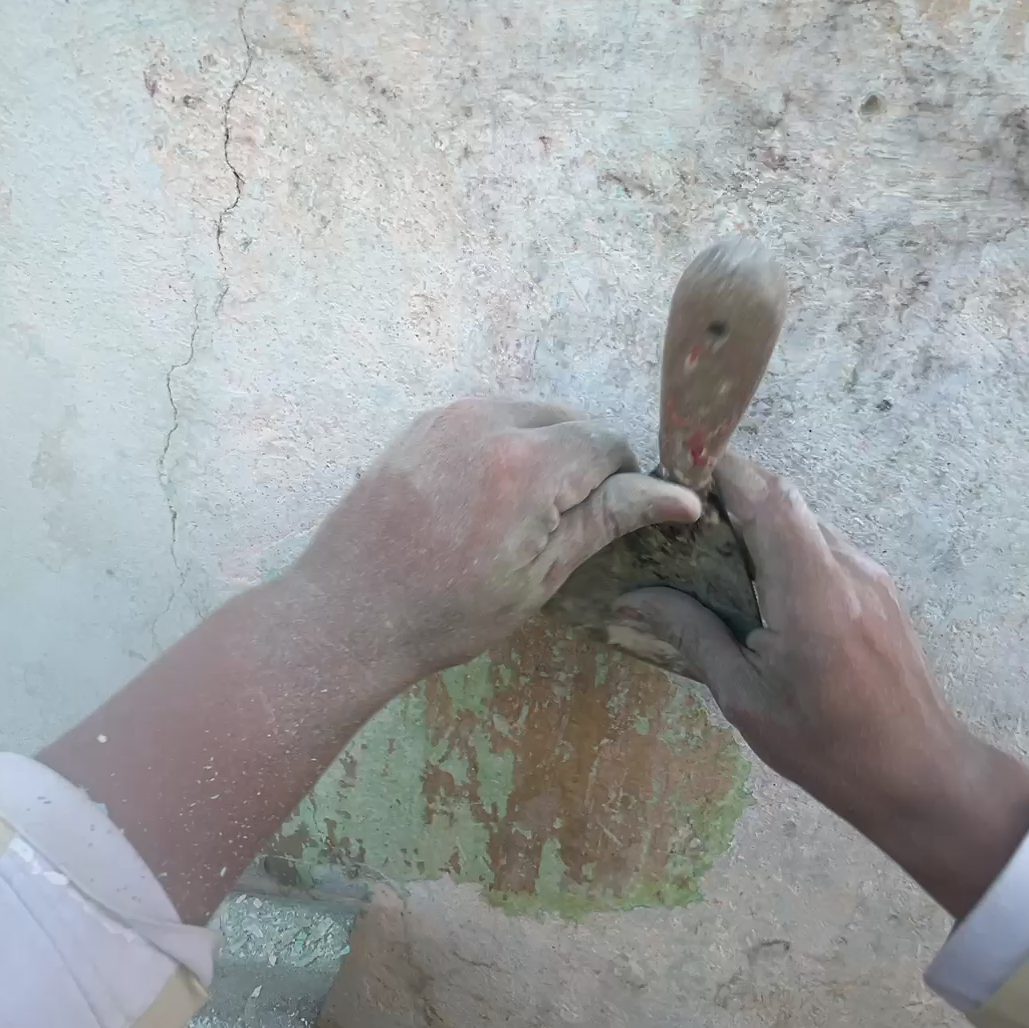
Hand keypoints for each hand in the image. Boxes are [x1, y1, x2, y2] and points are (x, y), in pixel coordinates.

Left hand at [285, 398, 701, 684]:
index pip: (608, 444)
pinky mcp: (418, 424)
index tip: (603, 518)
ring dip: (539, 450)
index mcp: (530, 462)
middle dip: (579, 462)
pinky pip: (482, 419)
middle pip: (568, 421)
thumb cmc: (449, 611)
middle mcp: (489, 420)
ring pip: (526, 415)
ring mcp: (446, 416)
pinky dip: (499, 445)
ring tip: (513, 510)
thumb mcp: (540, 575)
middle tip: (555, 521)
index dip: (619, 481)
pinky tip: (477, 494)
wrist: (348, 612)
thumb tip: (680, 496)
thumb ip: (606, 520)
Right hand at [612, 456, 1028, 916]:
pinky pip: (818, 539)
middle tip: (678, 514)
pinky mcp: (877, 584)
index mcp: (811, 592)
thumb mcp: (743, 697)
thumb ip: (692, 633)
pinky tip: (752, 575)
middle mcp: (846, 566)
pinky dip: (779, 538)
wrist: (922, 776)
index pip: (767, 499)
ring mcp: (869, 571)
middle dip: (729, 489)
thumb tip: (633, 598)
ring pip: (802, 514)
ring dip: (754, 514)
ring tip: (707, 543)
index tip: (673, 477)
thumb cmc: (825, 746)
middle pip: (784, 497)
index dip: (721, 473)